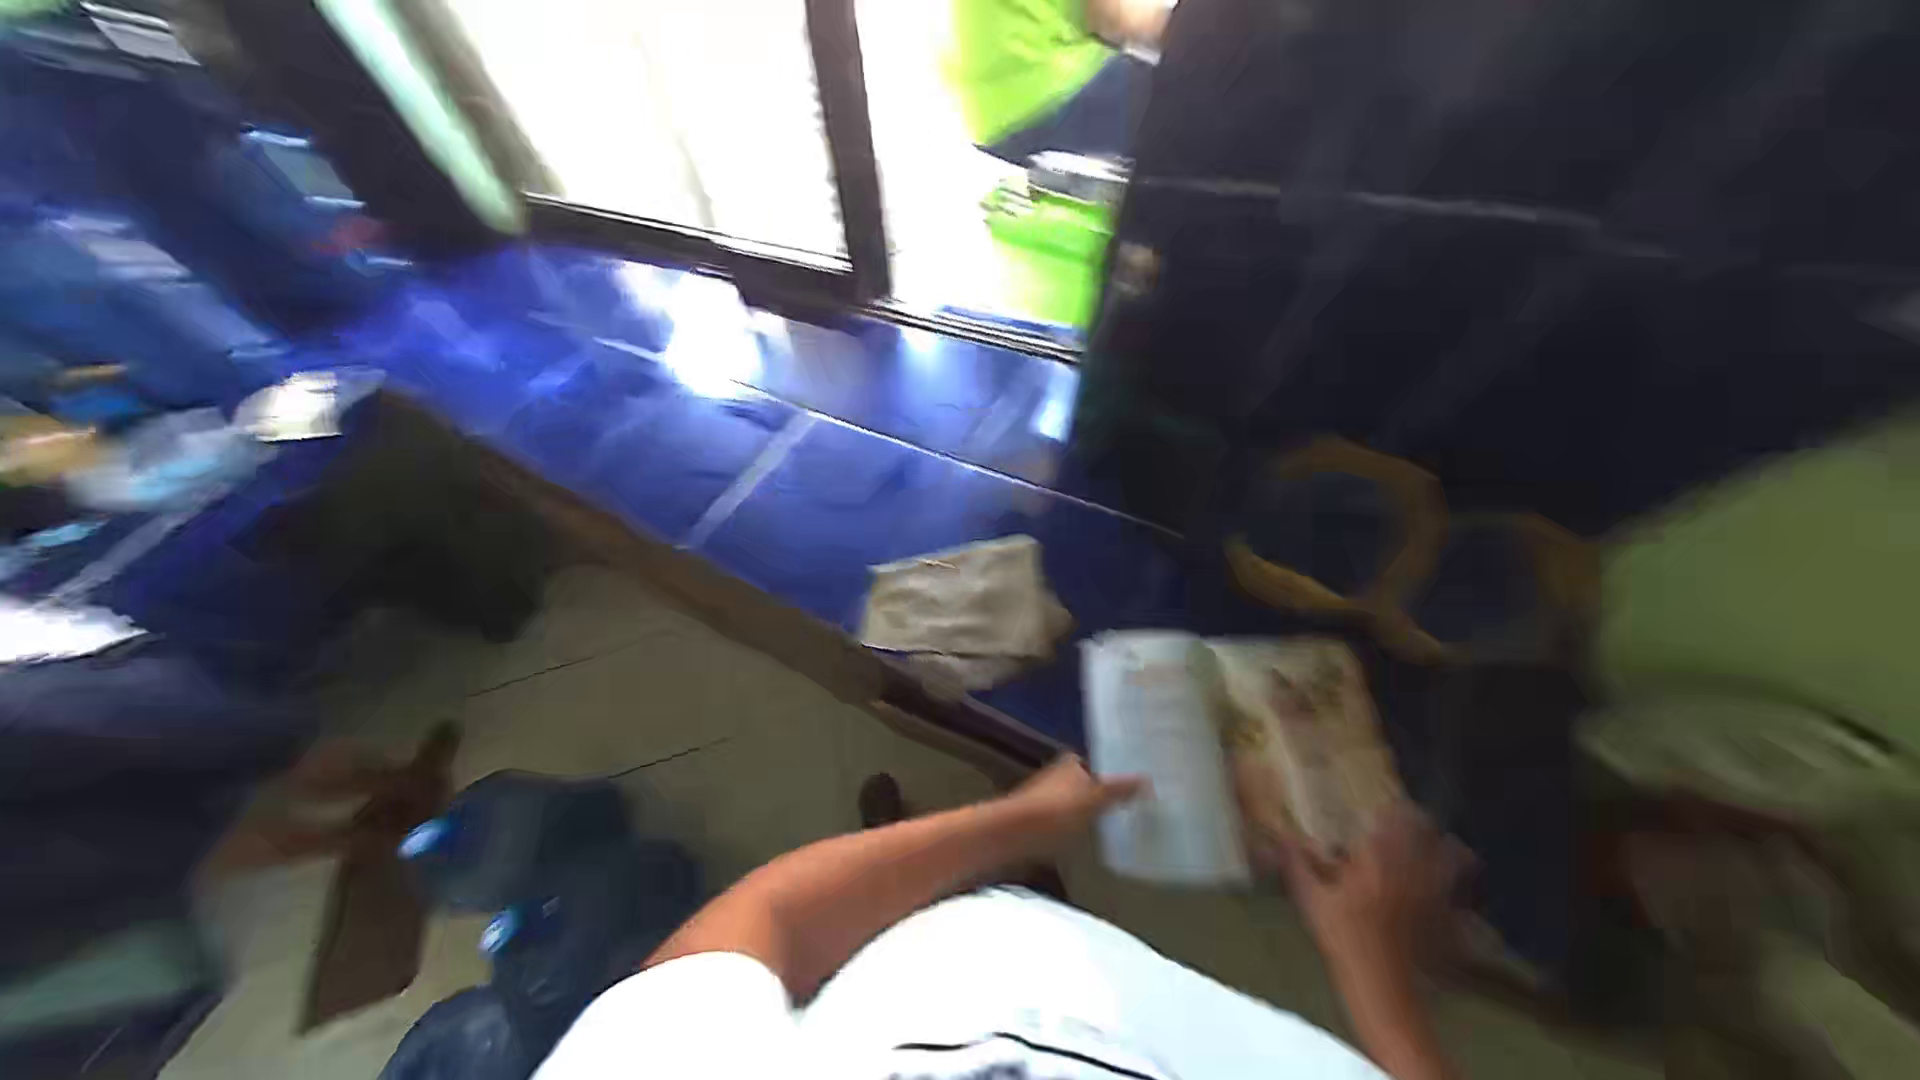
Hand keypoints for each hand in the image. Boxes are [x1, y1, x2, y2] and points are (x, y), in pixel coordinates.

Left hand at [1001, 754, 1146, 858]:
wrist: (1013, 835)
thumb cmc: (1056, 811)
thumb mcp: (1095, 799)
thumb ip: (1120, 790)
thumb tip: (1148, 779)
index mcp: (1073, 763)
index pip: (1102, 762)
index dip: (1120, 772)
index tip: (1143, 784)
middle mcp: (1061, 775)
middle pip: (1091, 782)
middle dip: (1109, 792)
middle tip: (1139, 806)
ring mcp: (1050, 798)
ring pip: (1080, 801)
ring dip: (1096, 811)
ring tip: (1123, 824)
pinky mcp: (1042, 821)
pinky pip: (1071, 820)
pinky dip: (1083, 826)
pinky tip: (1096, 839)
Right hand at [1277, 804, 1472, 991]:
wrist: (1383, 988)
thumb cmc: (1342, 939)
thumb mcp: (1311, 900)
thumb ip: (1297, 865)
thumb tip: (1280, 837)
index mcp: (1376, 863)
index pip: (1391, 826)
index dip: (1395, 810)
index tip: (1393, 800)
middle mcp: (1408, 874)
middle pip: (1426, 840)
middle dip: (1424, 825)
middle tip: (1419, 816)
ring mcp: (1432, 899)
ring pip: (1450, 866)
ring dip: (1450, 852)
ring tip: (1450, 844)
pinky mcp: (1447, 924)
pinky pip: (1460, 899)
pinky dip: (1459, 890)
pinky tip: (1458, 891)